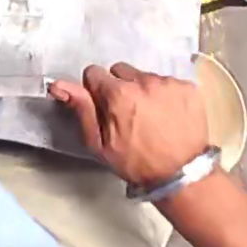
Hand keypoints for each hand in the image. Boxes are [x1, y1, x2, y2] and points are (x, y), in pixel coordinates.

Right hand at [50, 62, 207, 187]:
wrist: (183, 176)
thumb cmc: (137, 163)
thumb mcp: (100, 144)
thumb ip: (81, 109)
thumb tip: (59, 84)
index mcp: (118, 93)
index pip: (94, 72)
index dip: (95, 89)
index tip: (103, 106)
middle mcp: (143, 81)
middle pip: (120, 70)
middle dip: (119, 86)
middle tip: (126, 112)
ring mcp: (168, 83)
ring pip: (144, 75)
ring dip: (143, 90)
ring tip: (150, 116)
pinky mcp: (188, 87)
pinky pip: (168, 82)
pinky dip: (165, 94)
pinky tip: (167, 115)